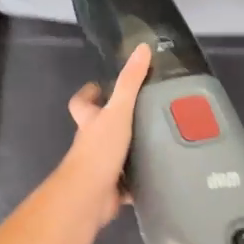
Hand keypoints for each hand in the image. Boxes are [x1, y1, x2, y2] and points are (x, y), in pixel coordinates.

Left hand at [60, 44, 151, 227]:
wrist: (89, 196)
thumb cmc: (99, 150)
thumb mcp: (118, 111)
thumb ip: (130, 82)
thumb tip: (142, 48)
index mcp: (89, 122)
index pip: (82, 102)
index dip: (89, 93)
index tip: (103, 86)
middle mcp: (91, 143)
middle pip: (100, 128)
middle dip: (118, 122)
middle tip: (146, 113)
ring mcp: (100, 167)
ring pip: (116, 154)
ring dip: (133, 150)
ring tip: (161, 140)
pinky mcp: (112, 188)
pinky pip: (128, 181)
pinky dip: (140, 179)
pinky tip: (160, 174)